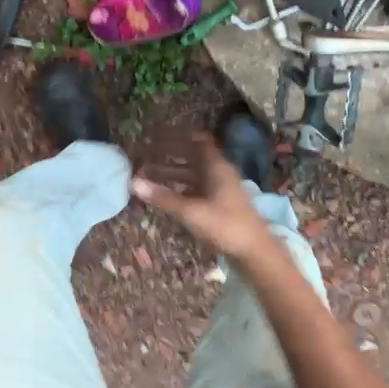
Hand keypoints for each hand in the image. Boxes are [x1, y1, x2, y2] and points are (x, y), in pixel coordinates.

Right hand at [132, 135, 277, 260]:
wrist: (255, 251)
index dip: (177, 137)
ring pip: (192, 176)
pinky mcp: (219, 205)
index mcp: (216, 167)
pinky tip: (164, 196)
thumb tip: (133, 182)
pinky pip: (195, 190)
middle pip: (192, 158)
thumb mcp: (191, 212)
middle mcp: (219, 173)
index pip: (197, 141)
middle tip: (144, 156)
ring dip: (171, 175)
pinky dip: (179, 190)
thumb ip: (163, 197)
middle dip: (168, 157)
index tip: (155, 136)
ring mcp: (220, 190)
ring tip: (146, 177)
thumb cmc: (225, 226)